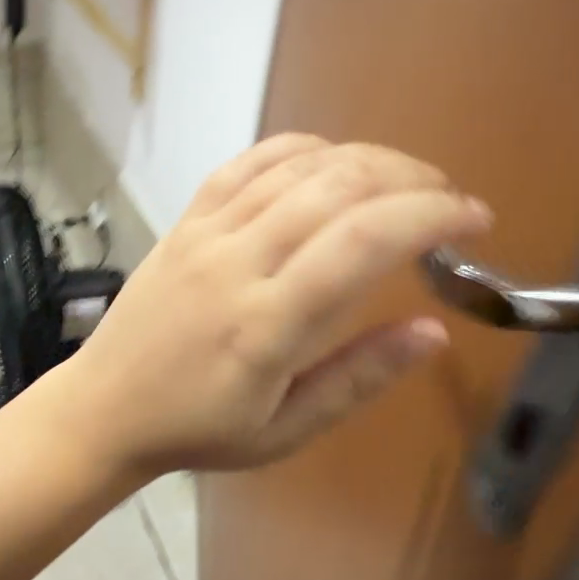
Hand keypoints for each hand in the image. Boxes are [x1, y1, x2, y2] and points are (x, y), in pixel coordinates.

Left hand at [46, 135, 489, 475]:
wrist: (103, 407)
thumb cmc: (197, 430)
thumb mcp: (283, 431)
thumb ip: (357, 379)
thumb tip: (433, 331)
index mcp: (266, 326)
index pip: (363, 244)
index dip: (431, 216)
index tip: (475, 219)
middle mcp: (236, 263)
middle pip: (338, 188)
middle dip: (412, 179)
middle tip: (449, 199)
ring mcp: (204, 233)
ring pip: (296, 166)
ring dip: (365, 159)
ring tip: (406, 179)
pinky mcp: (184, 221)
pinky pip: (245, 162)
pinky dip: (298, 148)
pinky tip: (332, 158)